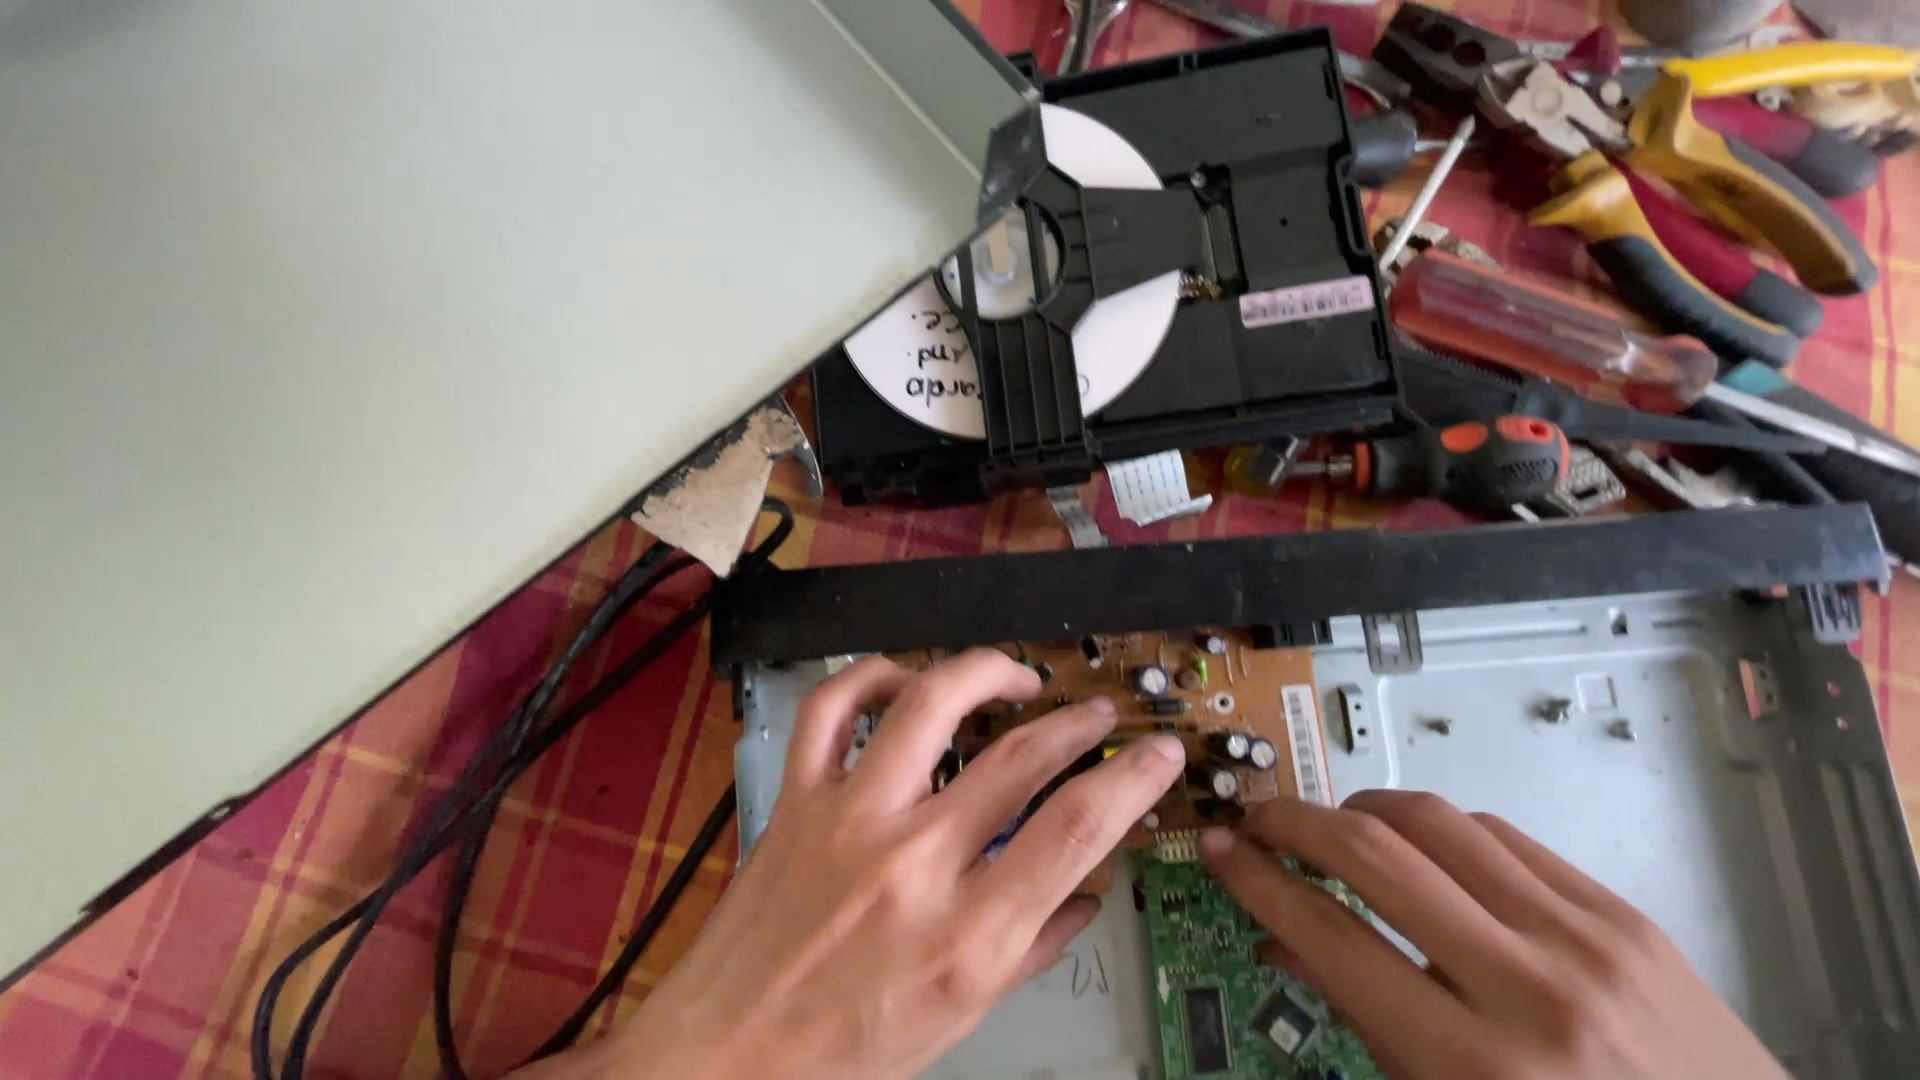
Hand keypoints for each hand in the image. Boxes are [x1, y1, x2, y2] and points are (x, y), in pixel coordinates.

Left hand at [522, 649, 1184, 1079]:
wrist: (727, 1054)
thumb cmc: (849, 1048)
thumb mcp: (962, 1015)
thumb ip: (1034, 947)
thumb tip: (1089, 890)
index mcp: (965, 932)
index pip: (1075, 829)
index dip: (1132, 778)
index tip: (1158, 751)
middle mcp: (912, 861)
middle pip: (1019, 758)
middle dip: (1077, 722)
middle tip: (1099, 712)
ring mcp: (849, 818)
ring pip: (927, 705)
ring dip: (986, 673)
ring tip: (1017, 675)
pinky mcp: (799, 798)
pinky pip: (832, 709)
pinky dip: (874, 677)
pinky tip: (909, 680)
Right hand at [1200, 792, 1789, 1079]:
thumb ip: (1360, 1022)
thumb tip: (1284, 936)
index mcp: (1476, 1065)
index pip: (1329, 934)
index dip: (1258, 880)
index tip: (1221, 849)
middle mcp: (1530, 988)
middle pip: (1373, 851)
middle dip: (1295, 821)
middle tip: (1261, 822)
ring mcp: (1585, 940)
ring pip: (1434, 821)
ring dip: (1362, 811)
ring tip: (1336, 828)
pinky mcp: (1623, 914)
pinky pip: (1500, 835)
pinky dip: (1437, 830)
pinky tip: (1422, 850)